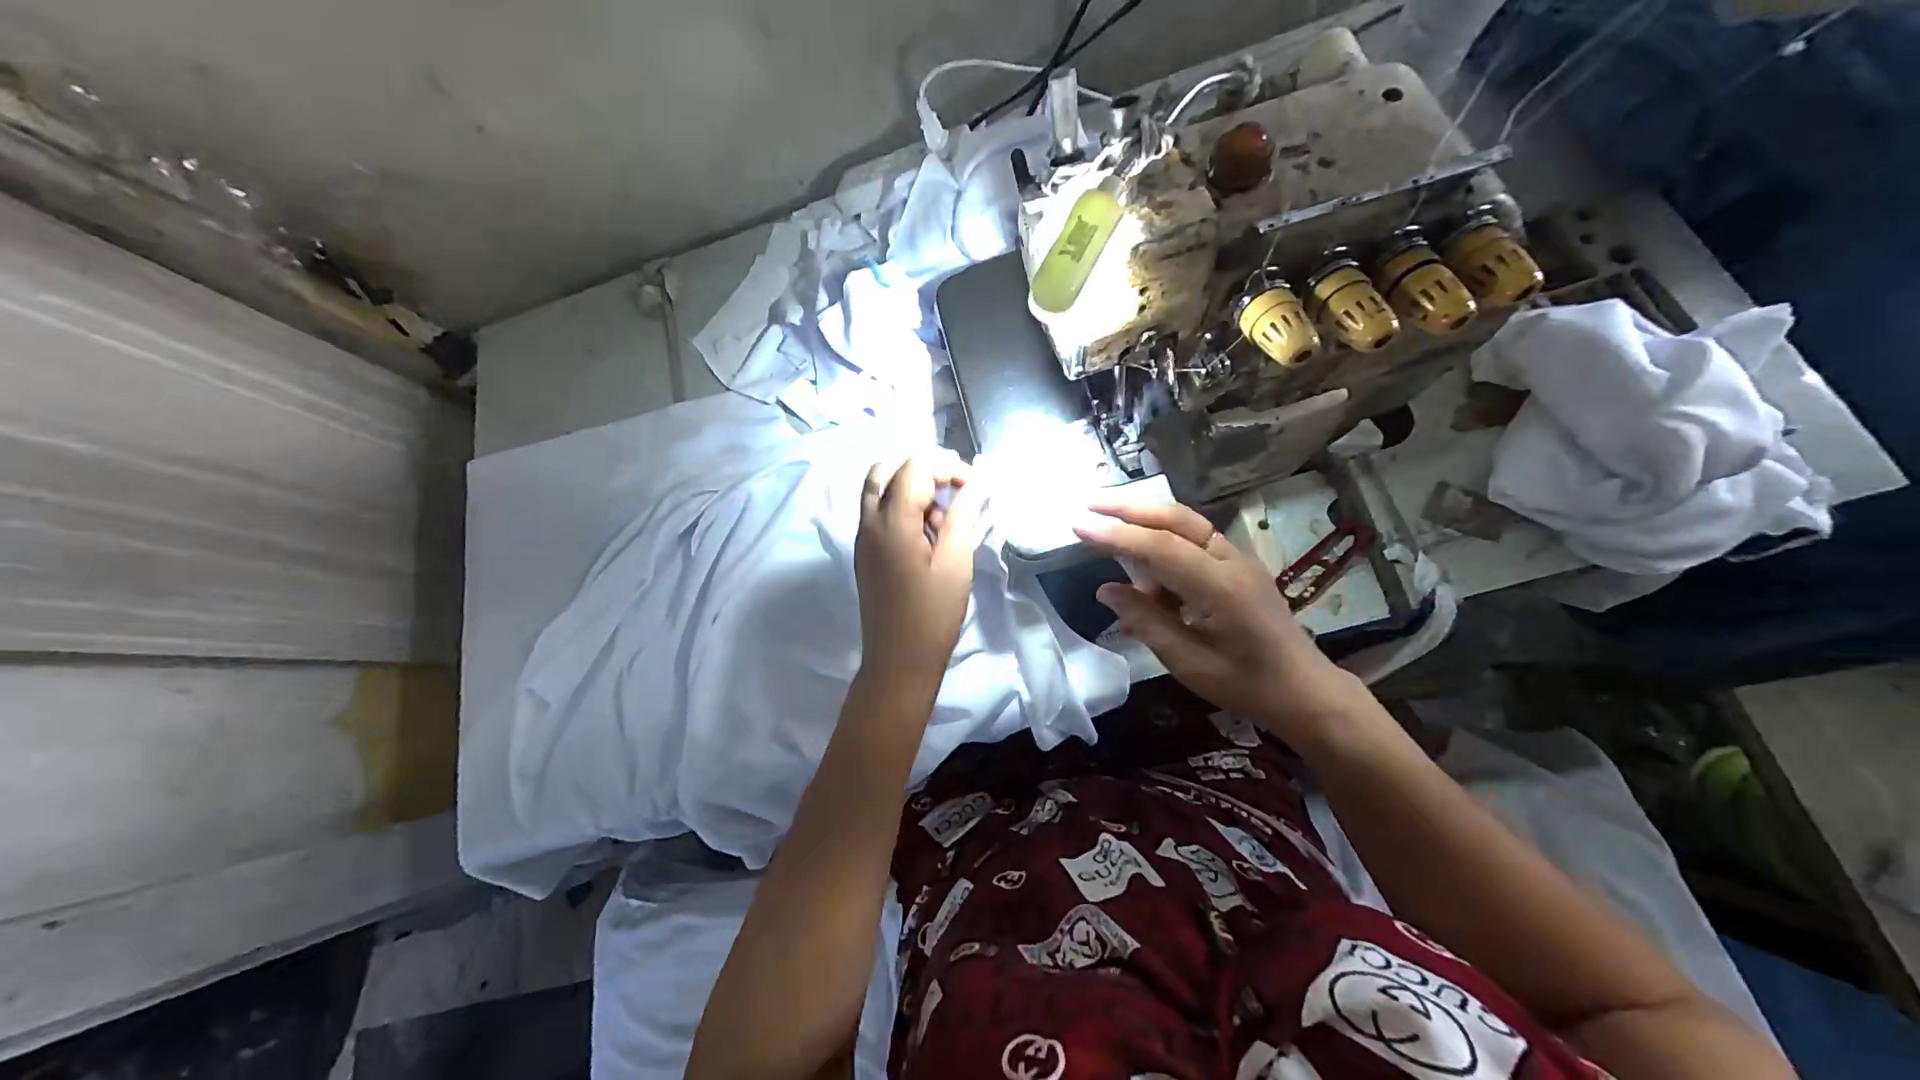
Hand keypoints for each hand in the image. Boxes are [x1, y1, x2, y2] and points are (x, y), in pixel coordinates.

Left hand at [855, 451, 987, 681]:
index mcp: (891, 522)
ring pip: (879, 489)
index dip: (947, 466)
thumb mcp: (956, 562)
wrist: (898, 662)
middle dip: (926, 470)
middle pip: (889, 469)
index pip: (914, 466)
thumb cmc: (933, 615)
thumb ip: (963, 514)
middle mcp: (869, 522)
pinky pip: (878, 512)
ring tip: (944, 516)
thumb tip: (977, 481)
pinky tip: (929, 536)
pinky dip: (902, 507)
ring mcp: (862, 538)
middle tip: (957, 490)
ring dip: (912, 488)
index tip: (974, 487)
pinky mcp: (865, 554)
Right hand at [1074, 500, 1368, 744]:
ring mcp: (1239, 561)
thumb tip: (1107, 590)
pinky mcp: (1240, 567)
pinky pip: (1197, 543)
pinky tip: (1148, 575)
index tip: (1078, 524)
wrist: (1305, 692)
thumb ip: (1146, 622)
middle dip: (1131, 507)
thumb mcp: (1188, 663)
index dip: (1115, 535)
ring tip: (1111, 541)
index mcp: (1220, 587)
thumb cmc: (1247, 685)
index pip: (1159, 548)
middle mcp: (1232, 562)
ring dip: (1147, 524)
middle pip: (1176, 519)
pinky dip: (1166, 546)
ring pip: (1187, 525)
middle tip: (1090, 504)